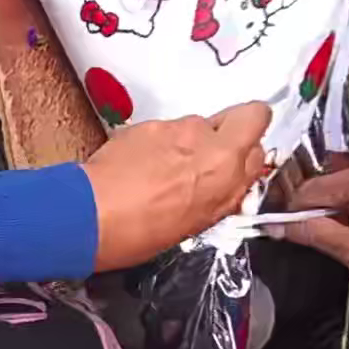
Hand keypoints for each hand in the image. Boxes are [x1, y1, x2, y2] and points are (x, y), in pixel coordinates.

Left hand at [84, 102, 270, 270]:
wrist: (90, 215)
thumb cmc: (148, 230)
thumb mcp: (204, 219)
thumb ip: (230, 187)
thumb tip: (240, 171)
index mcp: (225, 160)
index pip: (258, 118)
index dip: (249, 137)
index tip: (238, 157)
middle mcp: (200, 133)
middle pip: (225, 120)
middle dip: (219, 140)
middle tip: (201, 168)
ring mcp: (168, 126)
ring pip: (191, 128)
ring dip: (186, 146)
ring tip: (163, 177)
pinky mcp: (140, 125)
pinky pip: (161, 133)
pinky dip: (157, 147)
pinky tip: (140, 171)